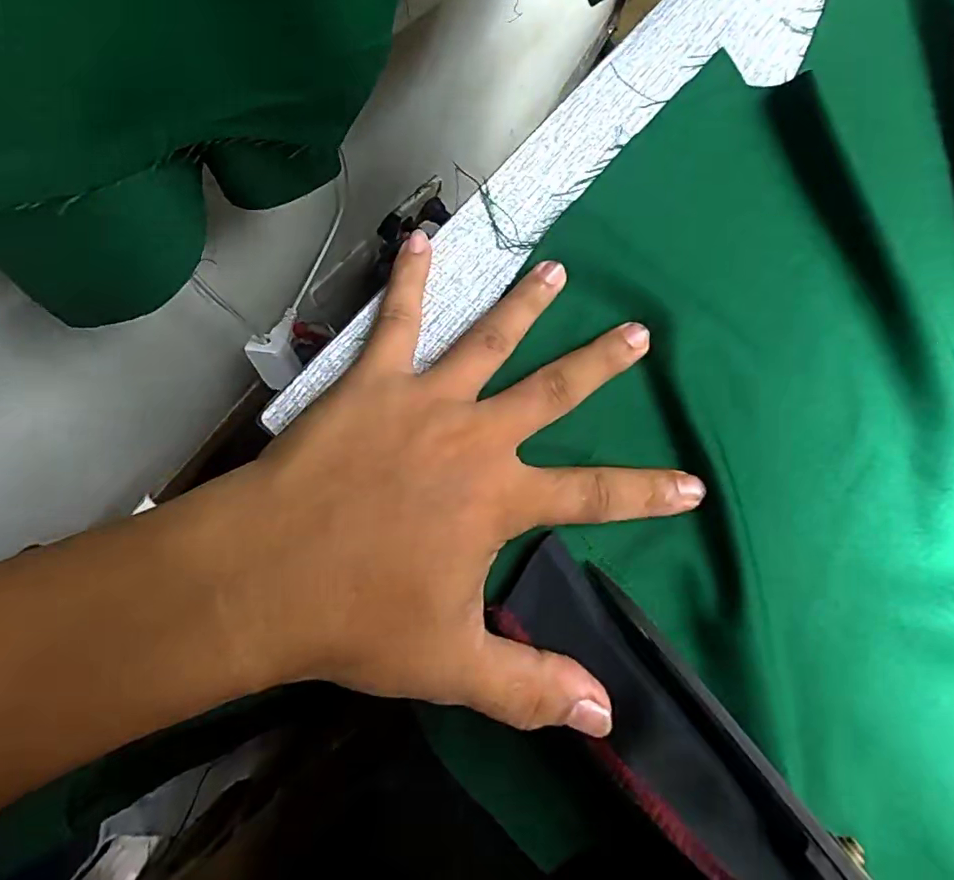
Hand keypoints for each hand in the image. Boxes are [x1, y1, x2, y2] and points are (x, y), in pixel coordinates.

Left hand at [200, 230, 702, 736]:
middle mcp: (476, 438)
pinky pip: (397, 320)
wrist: (262, 577)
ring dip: (526, 305)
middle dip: (601, 364)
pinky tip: (419, 238)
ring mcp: (426, 401)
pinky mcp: (373, 382)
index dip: (646, 494)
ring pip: (488, 341)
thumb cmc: (358, 618)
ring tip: (557, 271)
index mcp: (499, 499)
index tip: (691, 484)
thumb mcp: (452, 664)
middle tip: (638, 334)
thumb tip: (605, 715)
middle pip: (554, 392)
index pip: (594, 495)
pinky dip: (410, 278)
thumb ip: (531, 686)